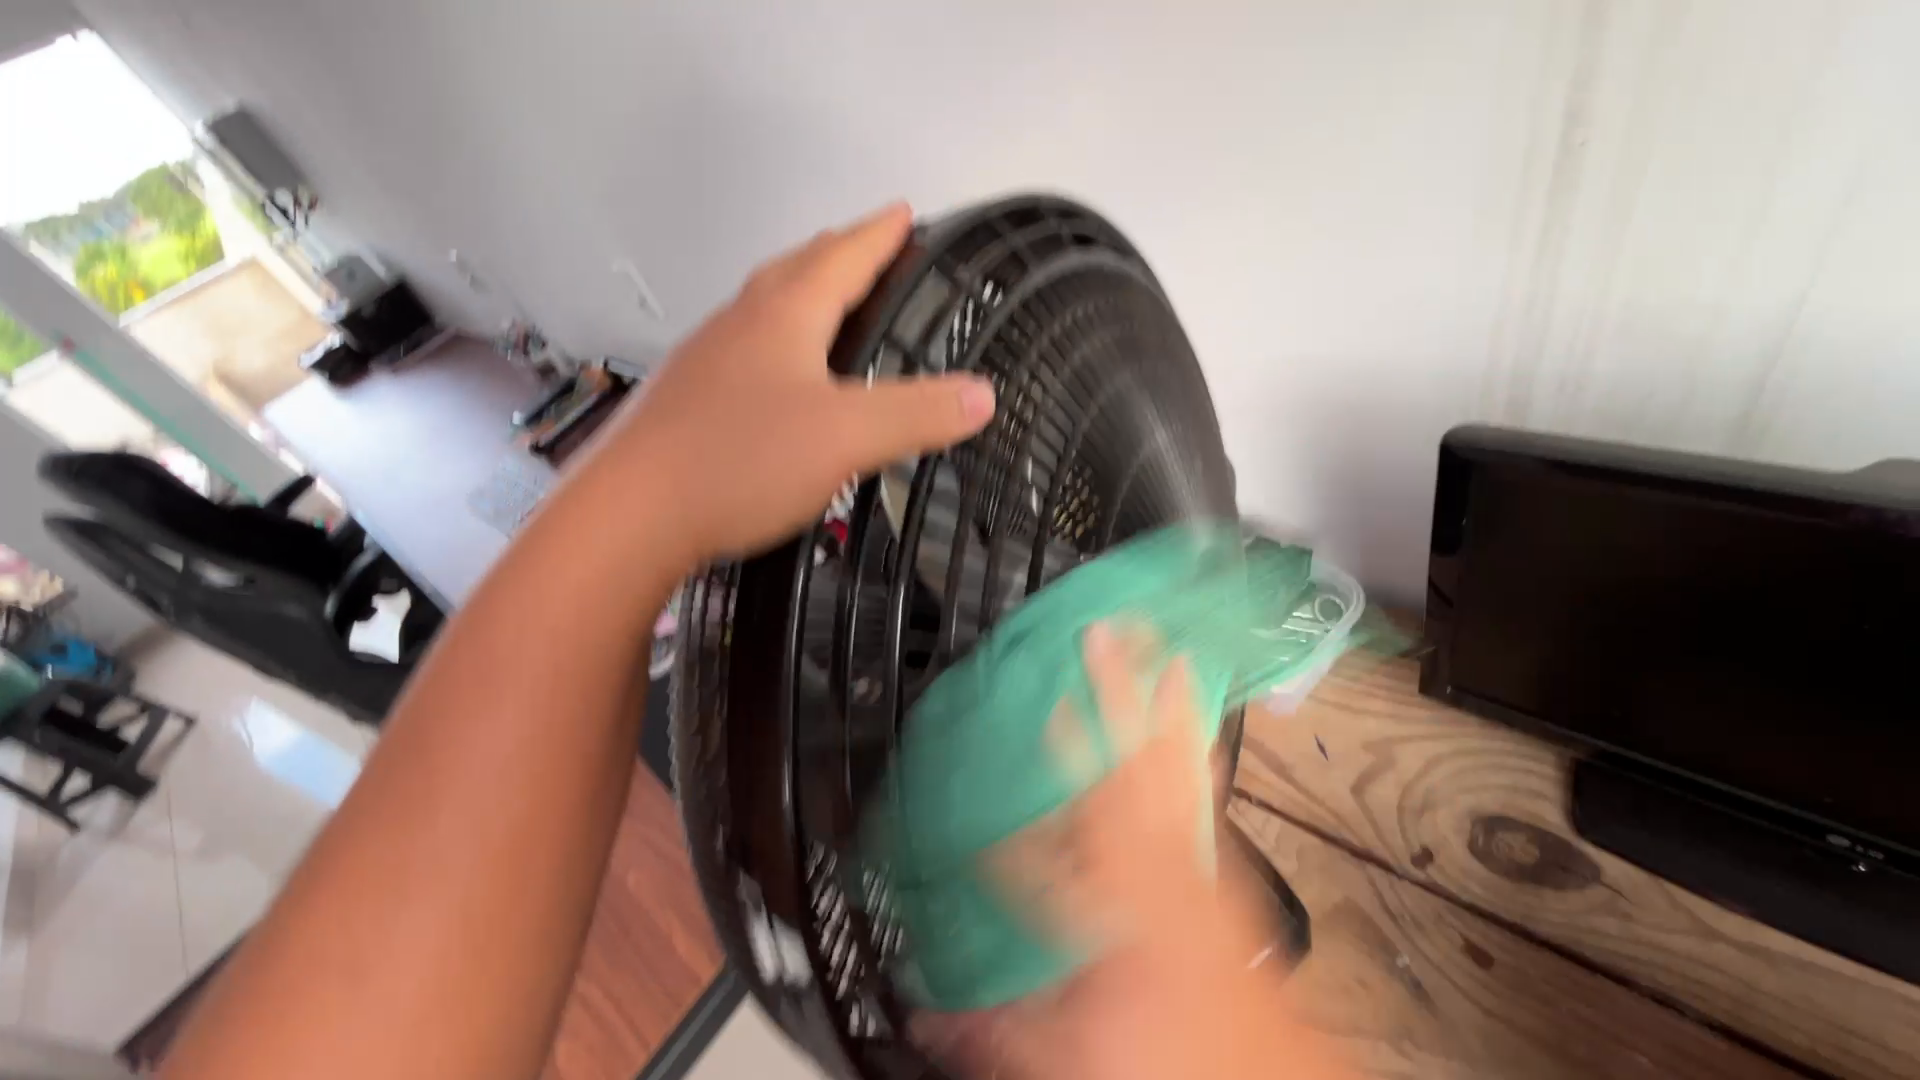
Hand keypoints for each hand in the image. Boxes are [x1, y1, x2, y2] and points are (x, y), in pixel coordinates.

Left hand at [586, 202, 995, 567]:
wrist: (631, 515)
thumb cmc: (741, 462)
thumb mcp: (847, 438)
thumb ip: (918, 414)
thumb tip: (983, 395)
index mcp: (784, 316)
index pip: (844, 257)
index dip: (880, 235)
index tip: (905, 212)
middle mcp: (742, 323)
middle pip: (798, 269)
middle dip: (841, 253)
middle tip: (873, 248)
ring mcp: (708, 358)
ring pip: (765, 306)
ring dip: (803, 291)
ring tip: (831, 302)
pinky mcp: (688, 398)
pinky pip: (745, 347)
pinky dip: (777, 338)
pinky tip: (780, 374)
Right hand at [918, 622, 1353, 1079]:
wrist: (1263, 1075)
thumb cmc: (1170, 1052)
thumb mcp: (1070, 1048)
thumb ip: (991, 1026)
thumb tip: (922, 1019)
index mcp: (1109, 912)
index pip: (1035, 860)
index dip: (997, 834)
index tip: (967, 809)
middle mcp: (1157, 872)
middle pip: (1126, 768)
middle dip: (1112, 697)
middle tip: (1102, 637)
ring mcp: (1195, 863)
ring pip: (1176, 769)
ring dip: (1167, 707)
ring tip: (1168, 653)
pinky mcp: (1218, 867)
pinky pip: (1205, 794)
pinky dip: (1199, 750)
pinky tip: (1201, 724)